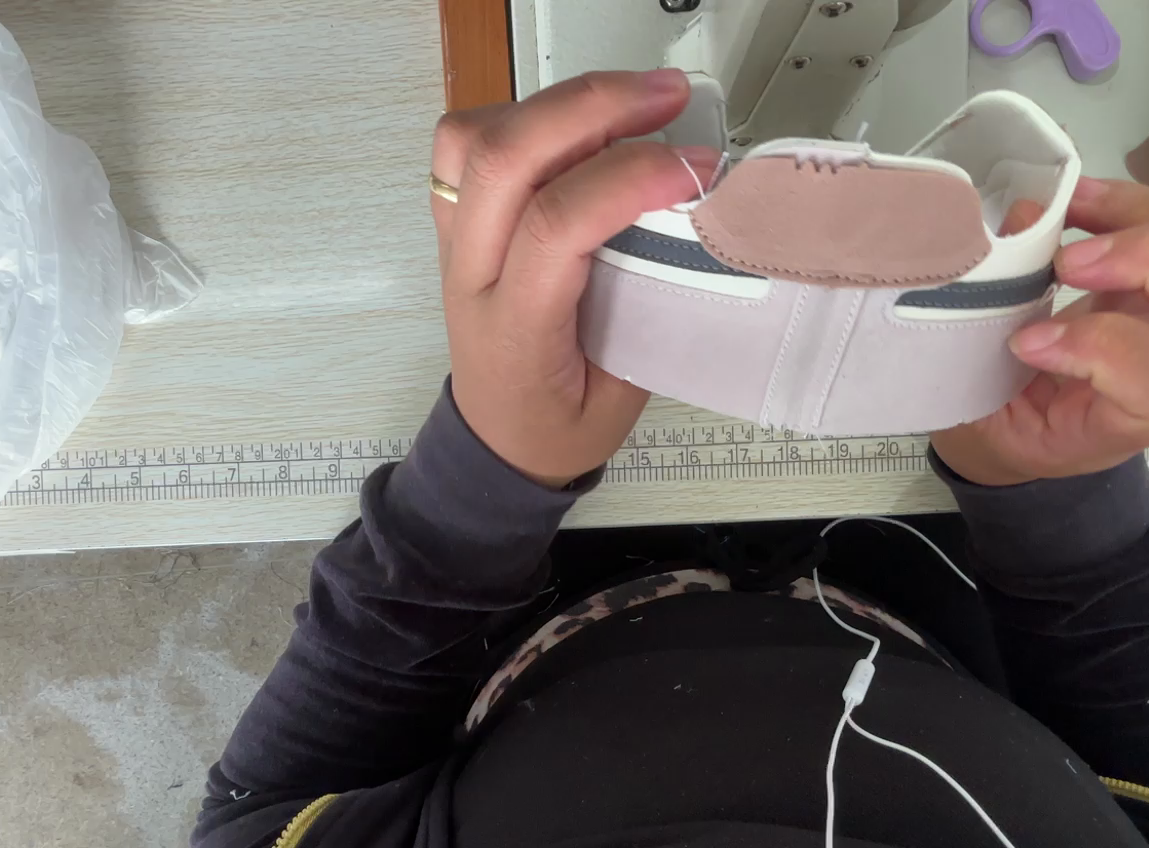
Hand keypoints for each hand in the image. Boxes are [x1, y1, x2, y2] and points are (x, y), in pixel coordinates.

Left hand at [430, 70, 718, 487]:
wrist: (496, 447)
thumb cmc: (556, 432)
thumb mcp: (618, 400)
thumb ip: (647, 320)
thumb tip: (688, 236)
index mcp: (515, 330)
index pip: (557, 226)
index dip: (628, 180)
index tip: (693, 171)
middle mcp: (472, 277)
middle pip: (505, 158)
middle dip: (591, 107)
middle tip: (666, 98)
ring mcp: (455, 248)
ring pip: (472, 141)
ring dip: (548, 104)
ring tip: (621, 105)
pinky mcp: (456, 232)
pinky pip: (464, 150)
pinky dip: (518, 119)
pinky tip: (571, 131)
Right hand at [931, 178, 1148, 485]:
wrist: (1041, 422)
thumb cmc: (1011, 421)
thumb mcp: (985, 410)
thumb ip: (987, 347)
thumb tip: (1014, 228)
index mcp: (1141, 419)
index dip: (1103, 349)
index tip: (1025, 341)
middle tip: (1068, 263)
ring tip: (1075, 211)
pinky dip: (1143, 198)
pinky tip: (1083, 203)